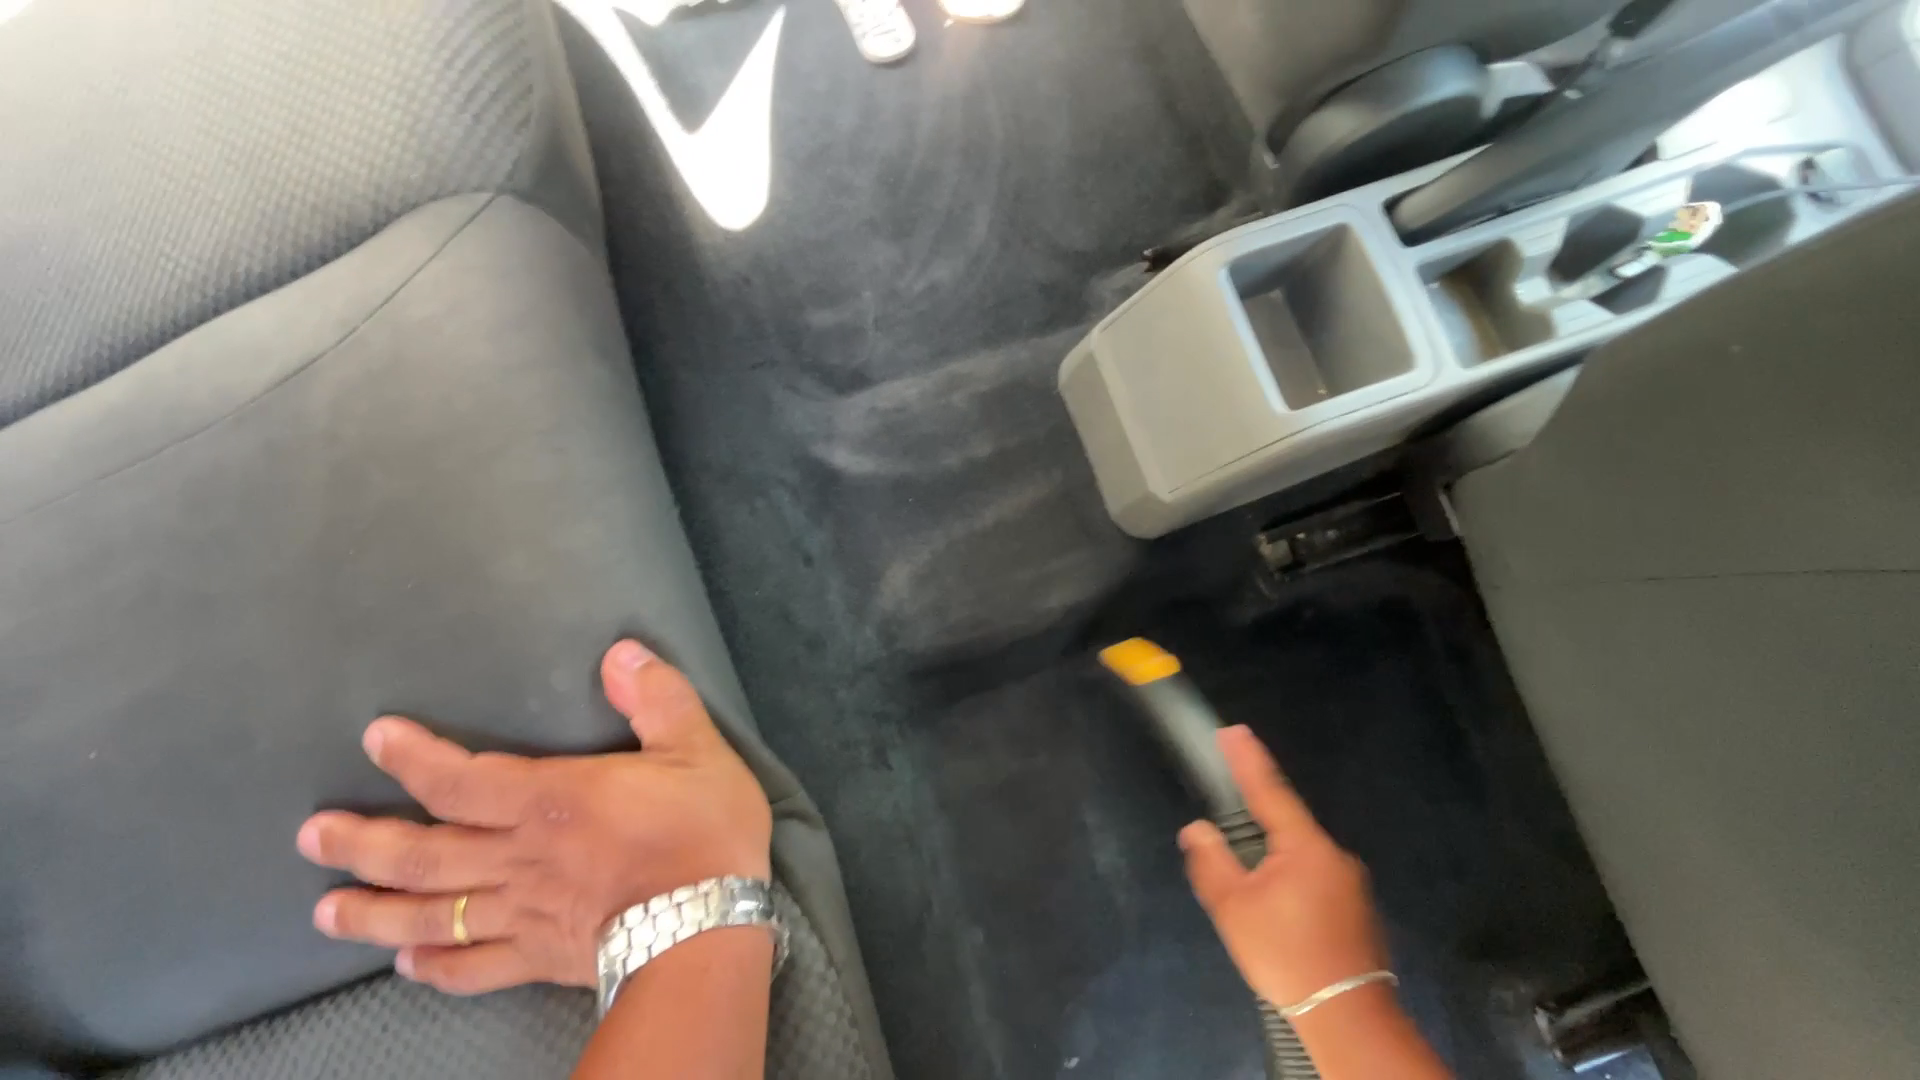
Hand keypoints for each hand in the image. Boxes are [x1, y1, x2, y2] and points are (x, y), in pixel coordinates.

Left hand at [295, 640, 772, 993]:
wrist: (709, 926)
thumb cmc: (702, 829)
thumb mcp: (696, 747)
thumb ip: (657, 697)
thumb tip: (619, 652)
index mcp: (550, 800)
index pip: (461, 779)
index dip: (414, 757)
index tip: (376, 738)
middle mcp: (519, 857)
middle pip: (423, 854)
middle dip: (364, 843)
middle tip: (313, 836)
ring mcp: (524, 914)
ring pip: (432, 915)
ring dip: (374, 911)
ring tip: (326, 910)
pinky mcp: (541, 956)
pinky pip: (474, 967)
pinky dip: (434, 968)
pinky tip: (406, 965)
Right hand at [1179, 726, 1387, 1008]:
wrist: (1347, 1016)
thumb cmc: (1285, 954)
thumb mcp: (1233, 908)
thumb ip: (1211, 861)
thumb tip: (1197, 829)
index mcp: (1303, 845)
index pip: (1269, 790)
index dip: (1247, 759)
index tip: (1233, 730)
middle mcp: (1333, 853)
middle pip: (1284, 825)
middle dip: (1255, 828)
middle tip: (1230, 851)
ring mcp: (1350, 882)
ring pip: (1299, 856)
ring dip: (1273, 864)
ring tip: (1254, 901)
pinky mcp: (1357, 908)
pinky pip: (1314, 878)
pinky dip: (1291, 884)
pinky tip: (1280, 917)